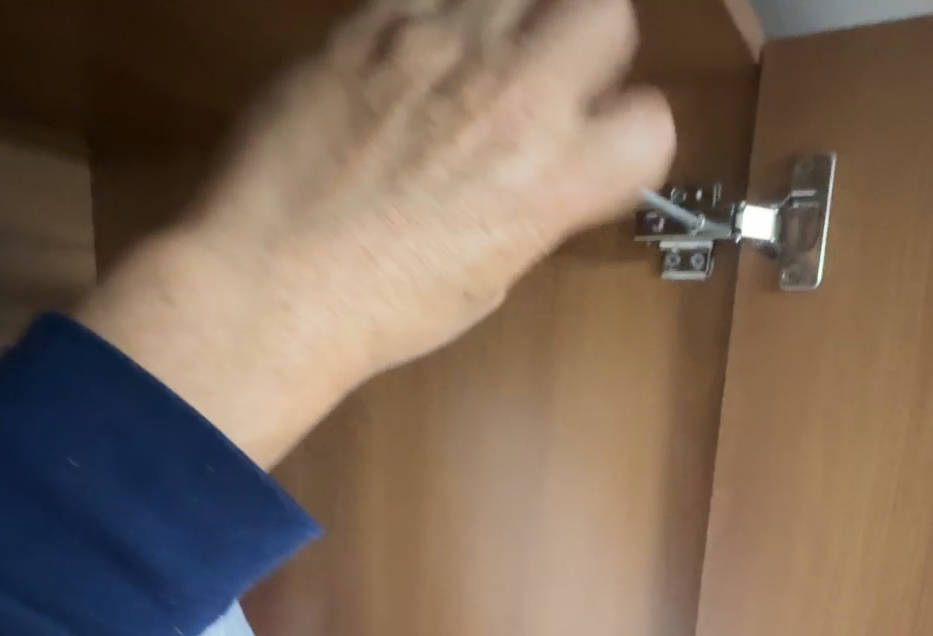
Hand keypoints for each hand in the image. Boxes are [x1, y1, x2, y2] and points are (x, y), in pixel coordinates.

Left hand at [79, 0, 675, 467]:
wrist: (279, 280)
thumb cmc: (391, 309)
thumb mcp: (493, 272)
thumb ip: (537, 202)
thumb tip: (543, 168)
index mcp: (553, 181)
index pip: (653, 122)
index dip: (630, 135)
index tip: (597, 146)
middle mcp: (515, 97)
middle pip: (605, 10)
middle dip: (588, 46)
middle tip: (544, 84)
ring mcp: (443, 45)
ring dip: (517, 21)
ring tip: (477, 68)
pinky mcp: (374, 19)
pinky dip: (440, 19)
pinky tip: (413, 65)